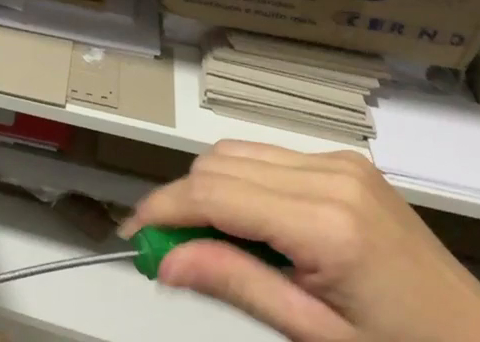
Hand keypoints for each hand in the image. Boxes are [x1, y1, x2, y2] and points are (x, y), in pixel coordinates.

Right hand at [121, 141, 479, 341]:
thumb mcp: (317, 336)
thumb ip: (237, 285)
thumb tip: (164, 261)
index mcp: (328, 222)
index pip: (212, 193)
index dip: (162, 210)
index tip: (132, 237)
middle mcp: (332, 174)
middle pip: (217, 165)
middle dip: (183, 204)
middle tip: (172, 254)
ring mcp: (342, 163)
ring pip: (236, 155)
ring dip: (209, 192)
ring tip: (215, 246)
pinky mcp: (347, 163)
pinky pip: (267, 159)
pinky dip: (241, 186)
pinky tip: (253, 230)